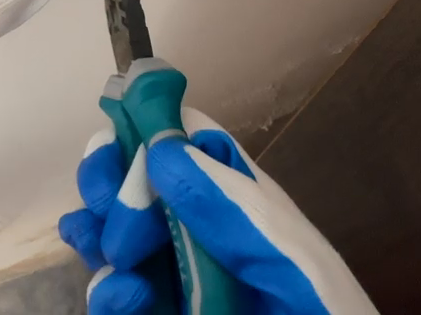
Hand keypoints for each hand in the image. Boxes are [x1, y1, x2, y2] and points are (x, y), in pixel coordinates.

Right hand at [59, 65, 377, 314]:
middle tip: (104, 206)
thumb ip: (231, 204)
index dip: (140, 124)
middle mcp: (191, 222)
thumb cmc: (324, 310)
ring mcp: (170, 270)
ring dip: (96, 230)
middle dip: (106, 178)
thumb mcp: (289, 253)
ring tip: (114, 256)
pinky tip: (125, 295)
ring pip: (106, 227)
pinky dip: (107, 290)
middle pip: (127, 172)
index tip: (118, 142)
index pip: (175, 134)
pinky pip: (111, 291)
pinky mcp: (153, 311)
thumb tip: (162, 148)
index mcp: (230, 192)